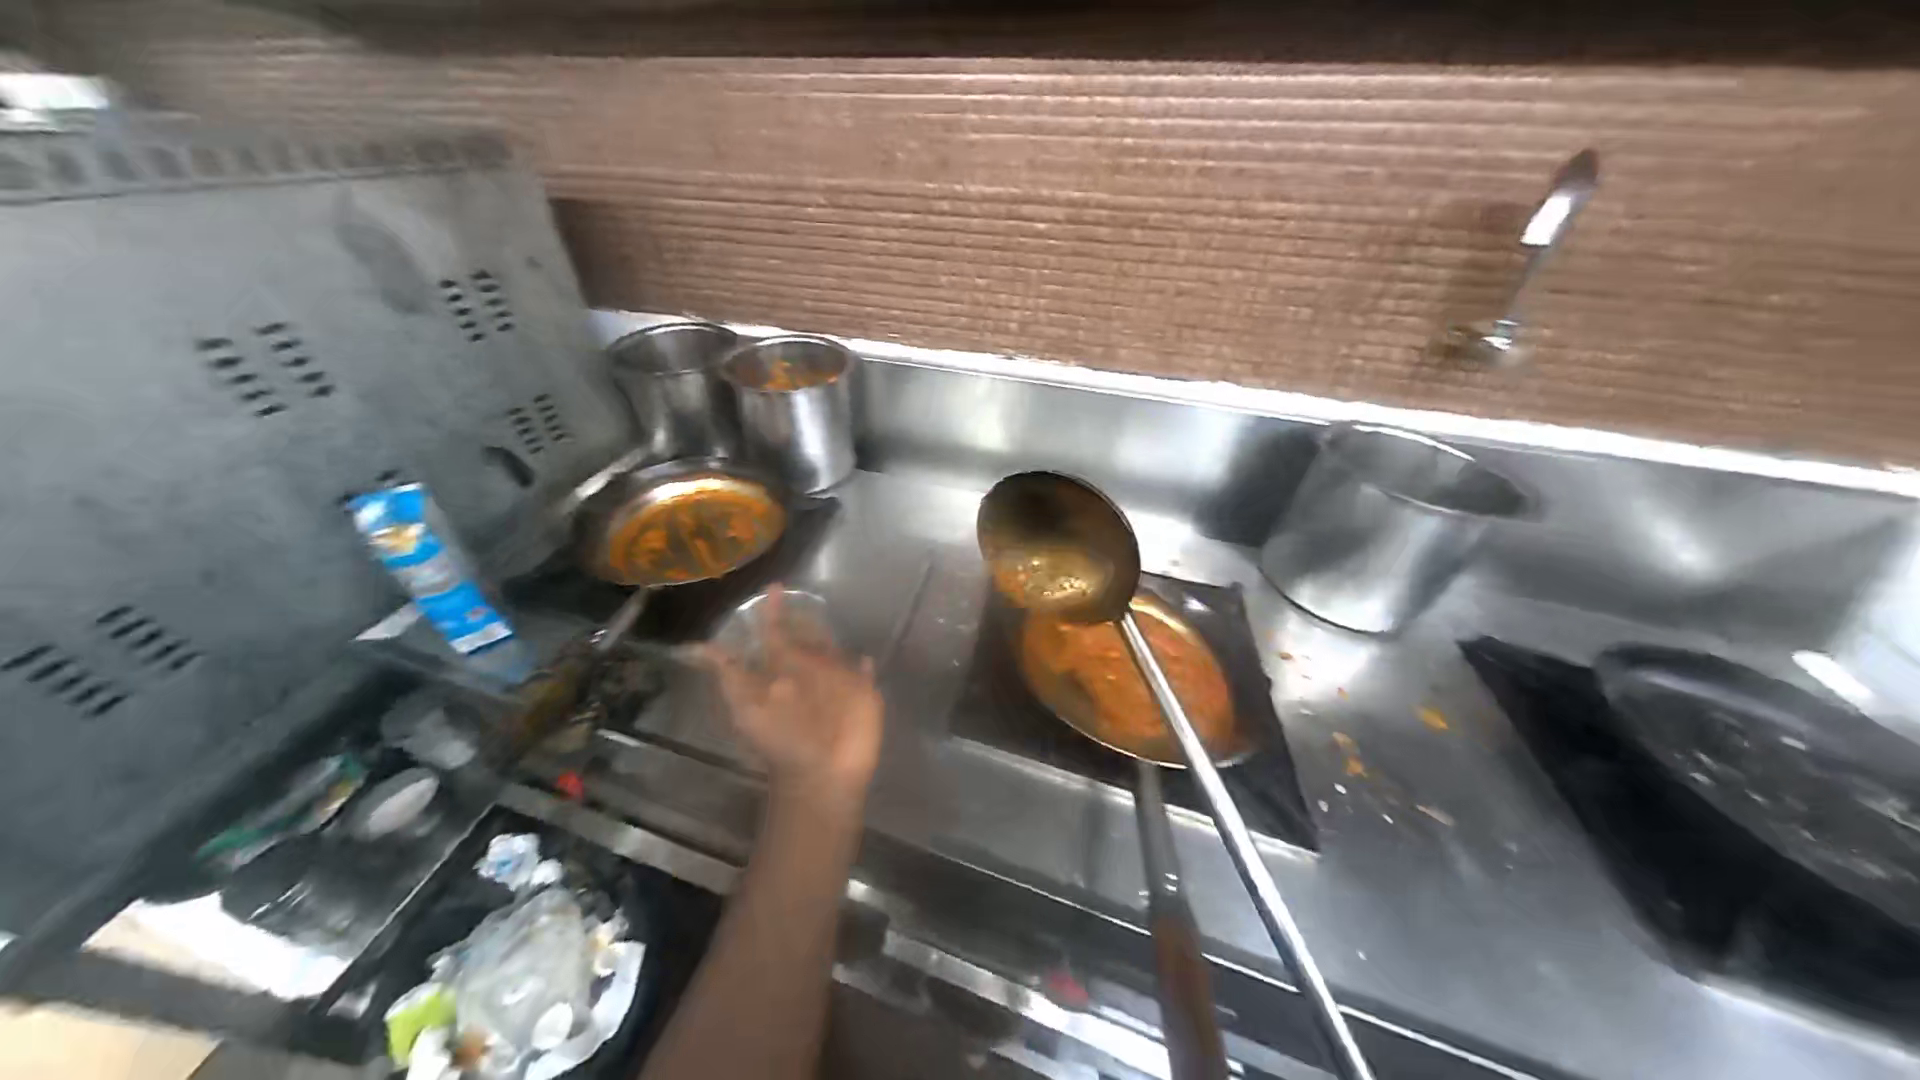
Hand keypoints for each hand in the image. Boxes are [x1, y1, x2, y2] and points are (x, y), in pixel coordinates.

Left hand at [700, 590, 884, 811]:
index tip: (774, 587)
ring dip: (829, 636)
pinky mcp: (864, 694)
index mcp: (781, 672)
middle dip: (803, 619)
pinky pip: (864, 673)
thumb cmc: (781, 742)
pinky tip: (863, 658)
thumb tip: (697, 647)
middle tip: (803, 595)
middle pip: (806, 638)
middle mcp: (807, 673)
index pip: (777, 634)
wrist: (819, 774)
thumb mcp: (745, 707)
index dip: (774, 612)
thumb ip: (729, 675)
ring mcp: (836, 683)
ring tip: (827, 616)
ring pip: (833, 651)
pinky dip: (863, 666)